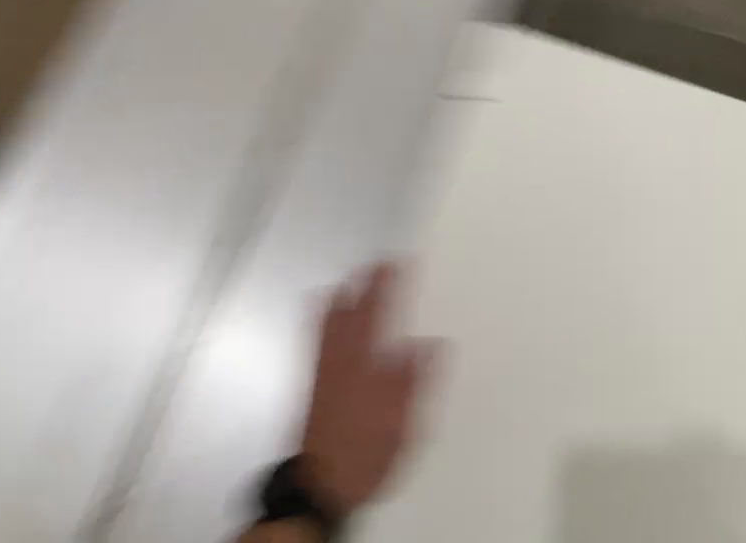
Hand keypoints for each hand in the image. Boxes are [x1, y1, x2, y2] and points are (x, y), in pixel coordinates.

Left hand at [298, 263, 441, 514]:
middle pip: (349, 306)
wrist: (321, 483)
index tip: (399, 261)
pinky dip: (323, 314)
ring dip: (343, 292)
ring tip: (355, 278)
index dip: (388, 283)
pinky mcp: (314, 378)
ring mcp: (323, 365)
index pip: (377, 311)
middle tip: (380, 263)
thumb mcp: (402, 424)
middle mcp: (340, 355)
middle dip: (364, 281)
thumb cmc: (365, 452)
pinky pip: (315, 334)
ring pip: (328, 316)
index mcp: (365, 361)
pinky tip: (325, 312)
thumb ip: (414, 380)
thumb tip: (432, 344)